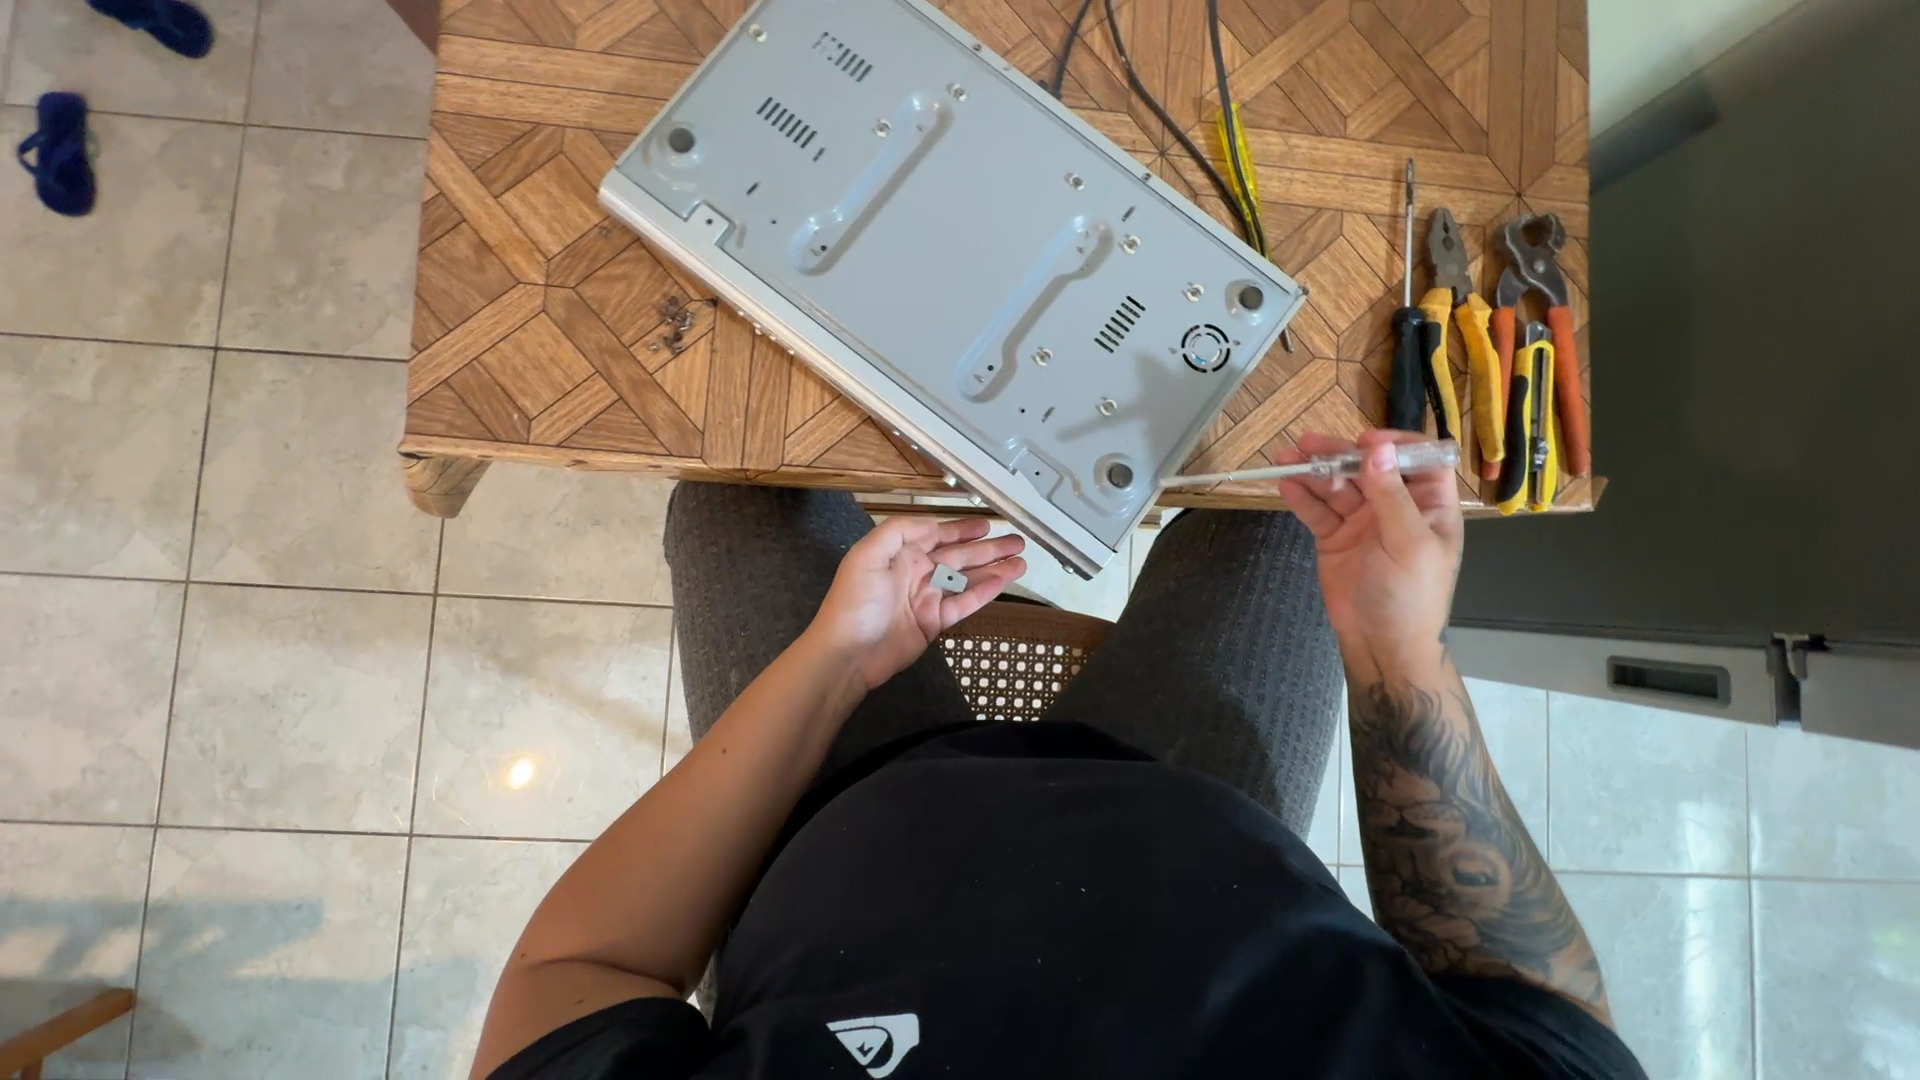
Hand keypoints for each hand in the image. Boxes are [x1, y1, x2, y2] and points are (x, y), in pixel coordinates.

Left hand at [809, 517, 1026, 691]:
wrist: (848, 654)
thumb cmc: (853, 602)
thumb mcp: (867, 556)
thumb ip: (899, 532)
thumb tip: (933, 524)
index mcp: (900, 554)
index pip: (936, 536)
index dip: (961, 529)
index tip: (987, 525)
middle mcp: (916, 572)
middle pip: (958, 556)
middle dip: (987, 548)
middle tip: (1017, 541)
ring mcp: (927, 598)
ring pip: (967, 579)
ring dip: (993, 569)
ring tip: (1021, 561)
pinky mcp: (934, 622)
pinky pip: (964, 603)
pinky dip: (984, 592)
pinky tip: (1004, 581)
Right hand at [1276, 430, 1463, 664]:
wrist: (1381, 642)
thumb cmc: (1410, 596)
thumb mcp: (1408, 543)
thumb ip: (1391, 496)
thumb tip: (1378, 450)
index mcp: (1428, 506)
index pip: (1418, 461)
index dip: (1395, 445)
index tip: (1366, 441)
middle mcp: (1395, 508)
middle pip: (1367, 469)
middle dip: (1339, 454)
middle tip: (1308, 443)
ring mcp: (1361, 522)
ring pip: (1336, 487)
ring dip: (1313, 472)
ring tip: (1286, 460)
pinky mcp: (1334, 538)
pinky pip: (1317, 511)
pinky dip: (1301, 498)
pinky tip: (1285, 486)